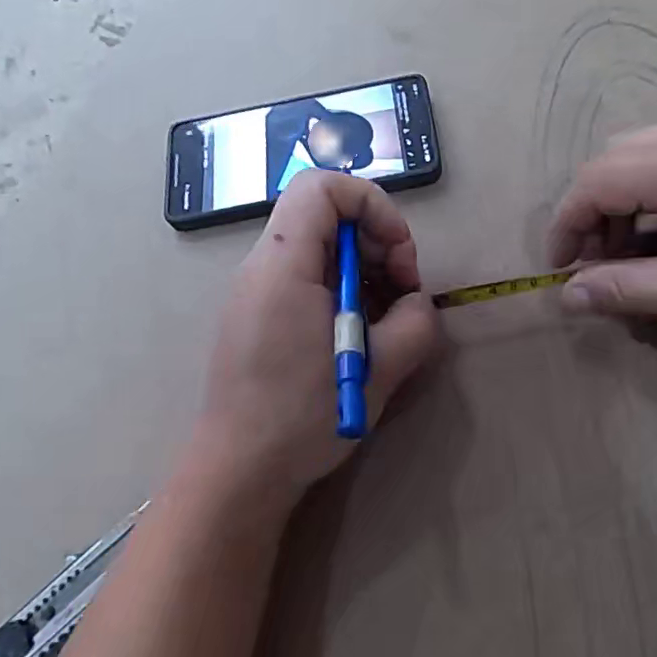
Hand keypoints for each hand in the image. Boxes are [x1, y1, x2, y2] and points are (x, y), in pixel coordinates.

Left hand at [195, 170, 441, 493]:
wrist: (240, 470)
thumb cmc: (304, 417)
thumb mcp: (378, 371)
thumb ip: (414, 324)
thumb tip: (417, 303)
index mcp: (284, 265)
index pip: (324, 187)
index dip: (374, 208)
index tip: (400, 260)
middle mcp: (261, 269)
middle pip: (324, 218)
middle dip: (376, 247)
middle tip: (401, 299)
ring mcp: (254, 295)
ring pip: (317, 254)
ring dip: (361, 277)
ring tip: (382, 328)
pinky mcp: (256, 321)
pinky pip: (303, 285)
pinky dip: (338, 298)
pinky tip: (353, 342)